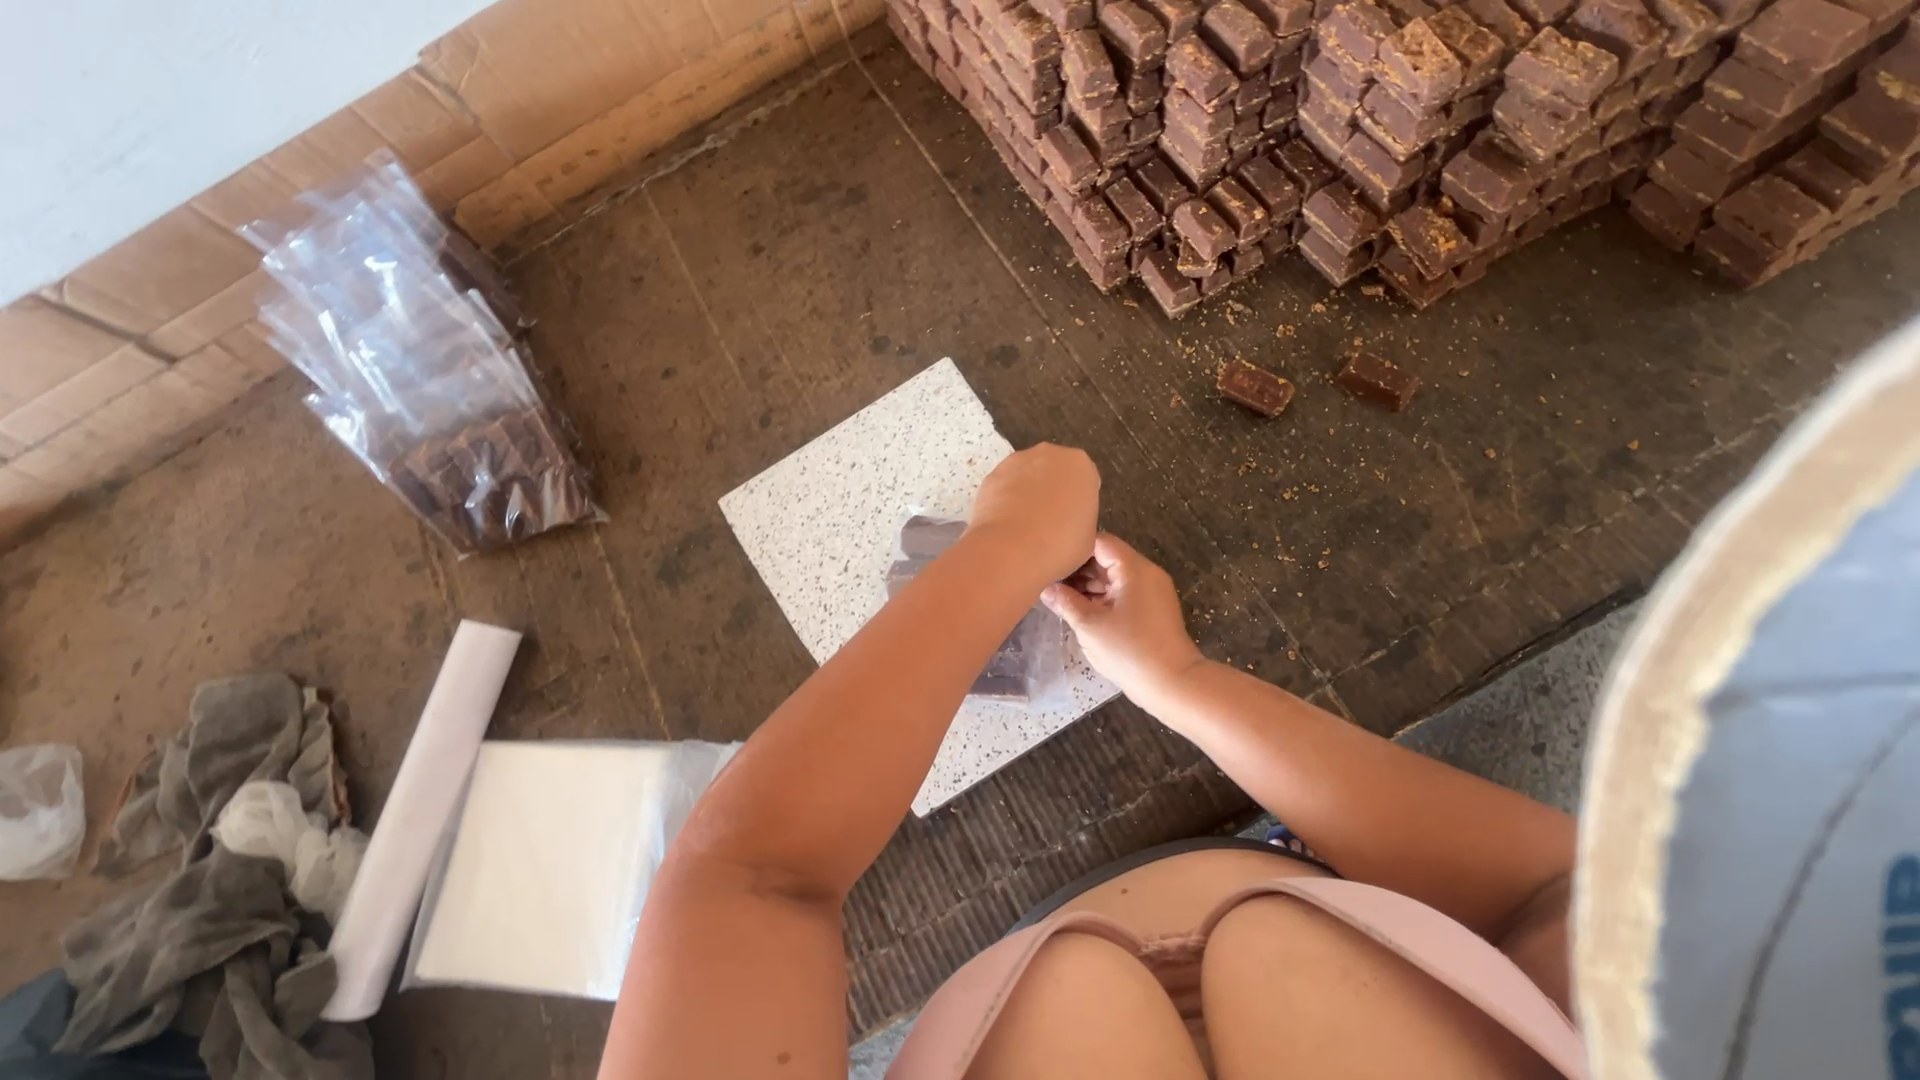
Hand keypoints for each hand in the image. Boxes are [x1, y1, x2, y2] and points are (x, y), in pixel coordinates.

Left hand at [965, 443, 1100, 582]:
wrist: (1011, 550)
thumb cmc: (1060, 545)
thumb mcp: (1087, 538)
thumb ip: (1081, 520)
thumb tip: (1068, 522)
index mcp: (1080, 465)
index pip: (1084, 480)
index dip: (1079, 502)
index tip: (1072, 521)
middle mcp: (1049, 454)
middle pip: (1054, 471)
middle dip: (1052, 491)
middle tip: (1049, 522)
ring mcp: (1016, 461)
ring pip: (1027, 476)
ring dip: (1027, 493)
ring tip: (1023, 525)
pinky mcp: (991, 475)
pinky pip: (1004, 486)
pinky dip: (1005, 500)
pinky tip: (1006, 523)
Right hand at [1041, 533, 1206, 707]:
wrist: (1172, 683)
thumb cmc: (1129, 650)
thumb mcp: (1090, 626)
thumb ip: (1065, 602)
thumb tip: (1046, 589)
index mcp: (1134, 569)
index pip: (1100, 542)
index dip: (1074, 549)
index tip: (1051, 561)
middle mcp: (1146, 573)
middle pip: (1108, 558)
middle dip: (1079, 569)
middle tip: (1050, 582)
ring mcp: (1152, 591)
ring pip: (1115, 577)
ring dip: (1090, 585)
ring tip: (1062, 598)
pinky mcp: (1153, 609)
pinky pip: (1124, 592)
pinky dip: (1103, 597)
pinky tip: (1082, 611)